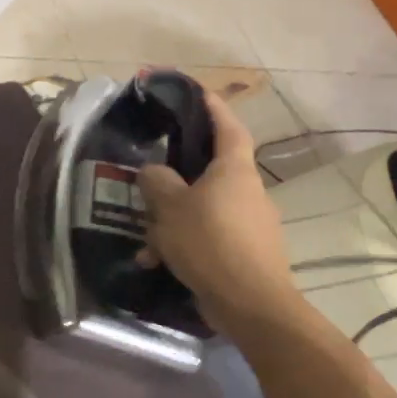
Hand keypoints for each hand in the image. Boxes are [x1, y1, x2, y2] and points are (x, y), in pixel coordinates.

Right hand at [135, 89, 300, 335]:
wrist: (251, 304)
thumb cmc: (210, 242)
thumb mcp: (168, 206)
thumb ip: (157, 181)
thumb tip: (155, 172)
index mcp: (234, 173)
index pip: (229, 130)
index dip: (215, 109)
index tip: (200, 93)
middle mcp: (248, 193)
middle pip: (211, 172)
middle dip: (178, 176)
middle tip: (150, 176)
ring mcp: (251, 224)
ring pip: (203, 208)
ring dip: (173, 219)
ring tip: (145, 235)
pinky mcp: (246, 252)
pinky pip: (206, 237)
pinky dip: (181, 244)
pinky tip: (156, 260)